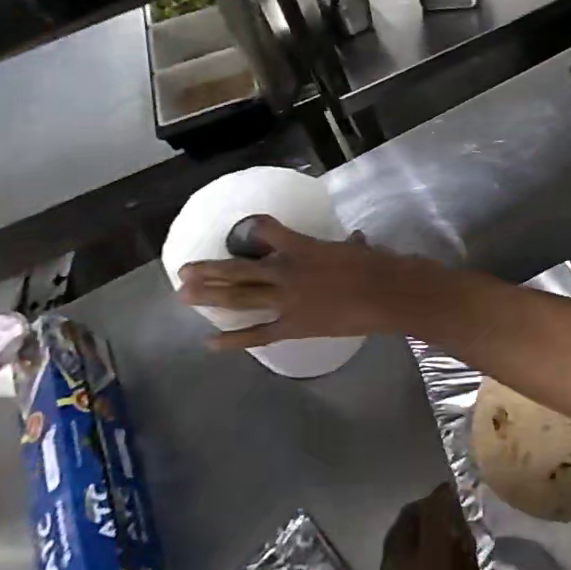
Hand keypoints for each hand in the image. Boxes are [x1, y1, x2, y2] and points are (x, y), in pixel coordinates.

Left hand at [176, 216, 447, 349]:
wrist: (387, 294)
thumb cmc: (376, 265)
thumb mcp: (356, 248)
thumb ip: (348, 245)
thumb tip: (355, 242)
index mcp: (300, 246)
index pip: (266, 230)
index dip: (253, 227)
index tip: (244, 228)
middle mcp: (284, 271)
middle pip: (239, 269)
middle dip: (209, 269)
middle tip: (183, 270)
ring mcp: (286, 300)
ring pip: (241, 297)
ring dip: (210, 296)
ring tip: (183, 295)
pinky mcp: (292, 326)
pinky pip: (258, 334)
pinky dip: (234, 339)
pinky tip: (210, 342)